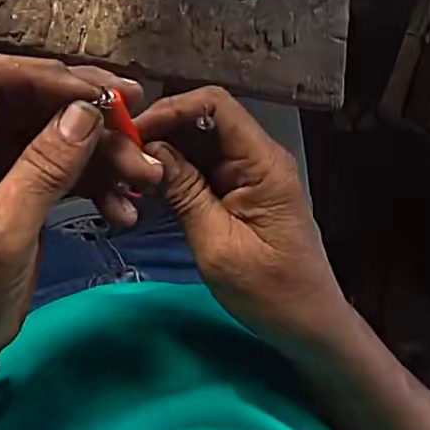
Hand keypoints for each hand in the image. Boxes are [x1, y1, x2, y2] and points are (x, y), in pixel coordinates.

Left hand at [0, 54, 162, 429]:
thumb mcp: (2, 233)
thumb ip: (45, 167)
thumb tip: (89, 113)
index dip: (48, 78)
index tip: (102, 95)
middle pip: (32, 100)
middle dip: (87, 111)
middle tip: (138, 114)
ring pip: (56, 134)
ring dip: (103, 151)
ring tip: (145, 176)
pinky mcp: (21, 189)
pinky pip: (65, 168)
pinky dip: (97, 182)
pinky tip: (123, 207)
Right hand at [135, 87, 345, 349]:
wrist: (309, 325)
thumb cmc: (272, 292)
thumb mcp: (219, 246)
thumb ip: (185, 193)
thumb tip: (149, 150)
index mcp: (263, 161)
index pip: (217, 104)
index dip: (172, 108)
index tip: (134, 132)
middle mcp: (257, 156)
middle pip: (203, 119)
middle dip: (161, 130)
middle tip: (121, 154)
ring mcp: (248, 172)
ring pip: (198, 142)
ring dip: (164, 151)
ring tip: (128, 169)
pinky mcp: (238, 190)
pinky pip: (202, 167)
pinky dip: (174, 172)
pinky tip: (148, 184)